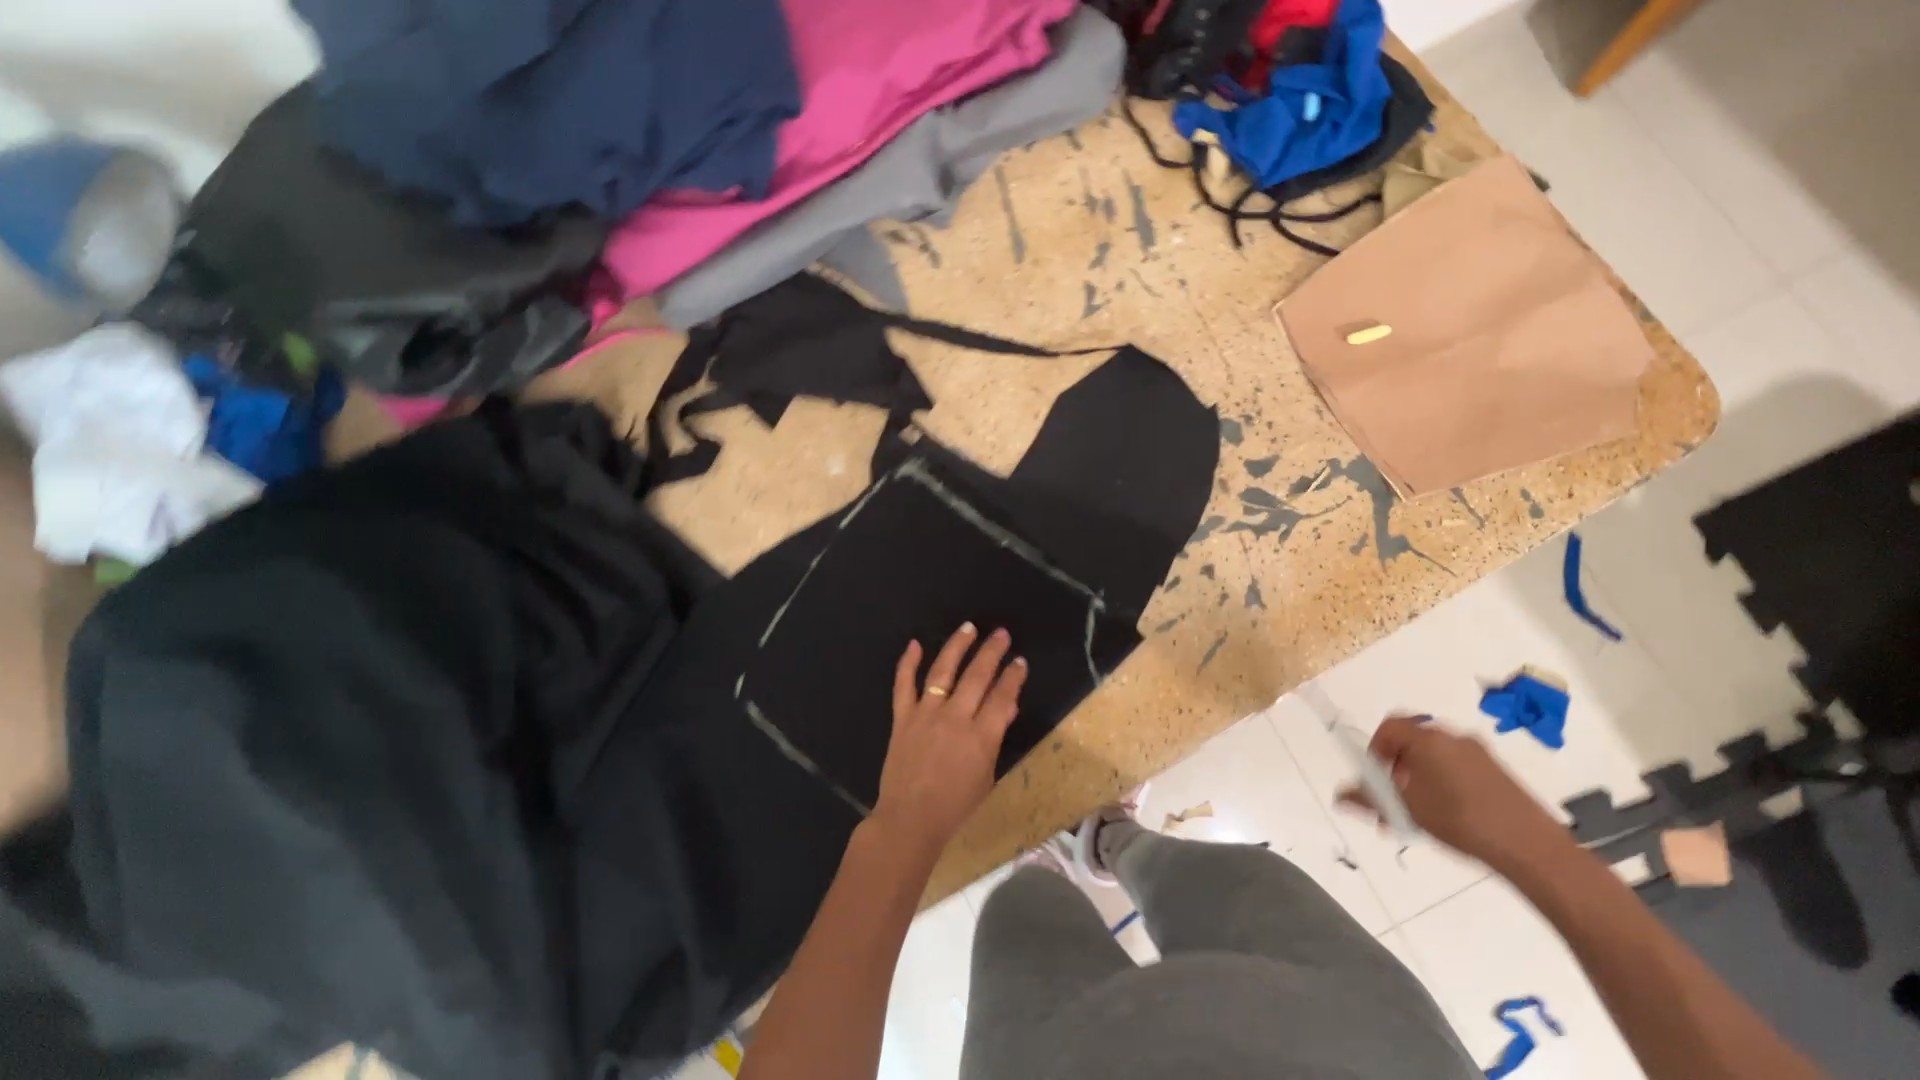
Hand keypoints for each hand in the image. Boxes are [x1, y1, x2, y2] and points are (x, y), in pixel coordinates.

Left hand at [872, 622, 1026, 858]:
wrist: (910, 818)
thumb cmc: (955, 805)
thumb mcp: (986, 775)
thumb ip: (995, 738)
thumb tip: (1006, 707)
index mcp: (981, 736)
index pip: (1002, 696)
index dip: (1013, 676)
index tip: (1019, 660)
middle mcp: (954, 718)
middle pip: (977, 676)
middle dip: (991, 652)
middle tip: (1001, 634)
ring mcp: (925, 715)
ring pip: (942, 672)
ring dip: (956, 646)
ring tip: (968, 628)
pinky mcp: (902, 719)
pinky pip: (903, 685)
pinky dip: (908, 663)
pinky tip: (915, 644)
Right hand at [1339, 715, 1570, 869]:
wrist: (1529, 845)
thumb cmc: (1459, 820)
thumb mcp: (1407, 810)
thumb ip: (1369, 799)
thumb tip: (1340, 794)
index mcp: (1428, 738)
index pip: (1390, 726)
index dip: (1375, 748)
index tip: (1376, 778)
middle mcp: (1454, 738)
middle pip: (1413, 742)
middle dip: (1396, 768)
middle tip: (1394, 800)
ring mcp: (1480, 754)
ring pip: (1436, 758)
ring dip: (1419, 779)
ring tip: (1419, 814)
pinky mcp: (1498, 772)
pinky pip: (1458, 768)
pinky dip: (1443, 784)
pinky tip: (1448, 818)